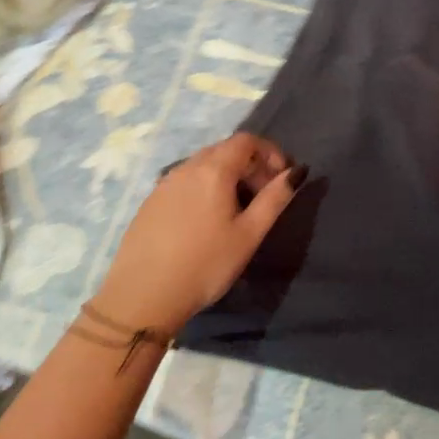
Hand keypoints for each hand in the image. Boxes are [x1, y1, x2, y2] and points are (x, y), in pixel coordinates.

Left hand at [89, 133, 304, 335]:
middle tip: (263, 195)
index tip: (281, 178)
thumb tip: (296, 172)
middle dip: (250, 164)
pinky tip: (205, 220)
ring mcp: (163, 184)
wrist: (142, 297)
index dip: (270, 152)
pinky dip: (204, 187)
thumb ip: (274, 199)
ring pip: (202, 165)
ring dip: (226, 176)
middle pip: (224, 150)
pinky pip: (184, 181)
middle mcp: (186, 168)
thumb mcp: (249, 234)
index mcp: (213, 170)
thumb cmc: (205, 265)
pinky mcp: (149, 203)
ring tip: (236, 209)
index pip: (246, 140)